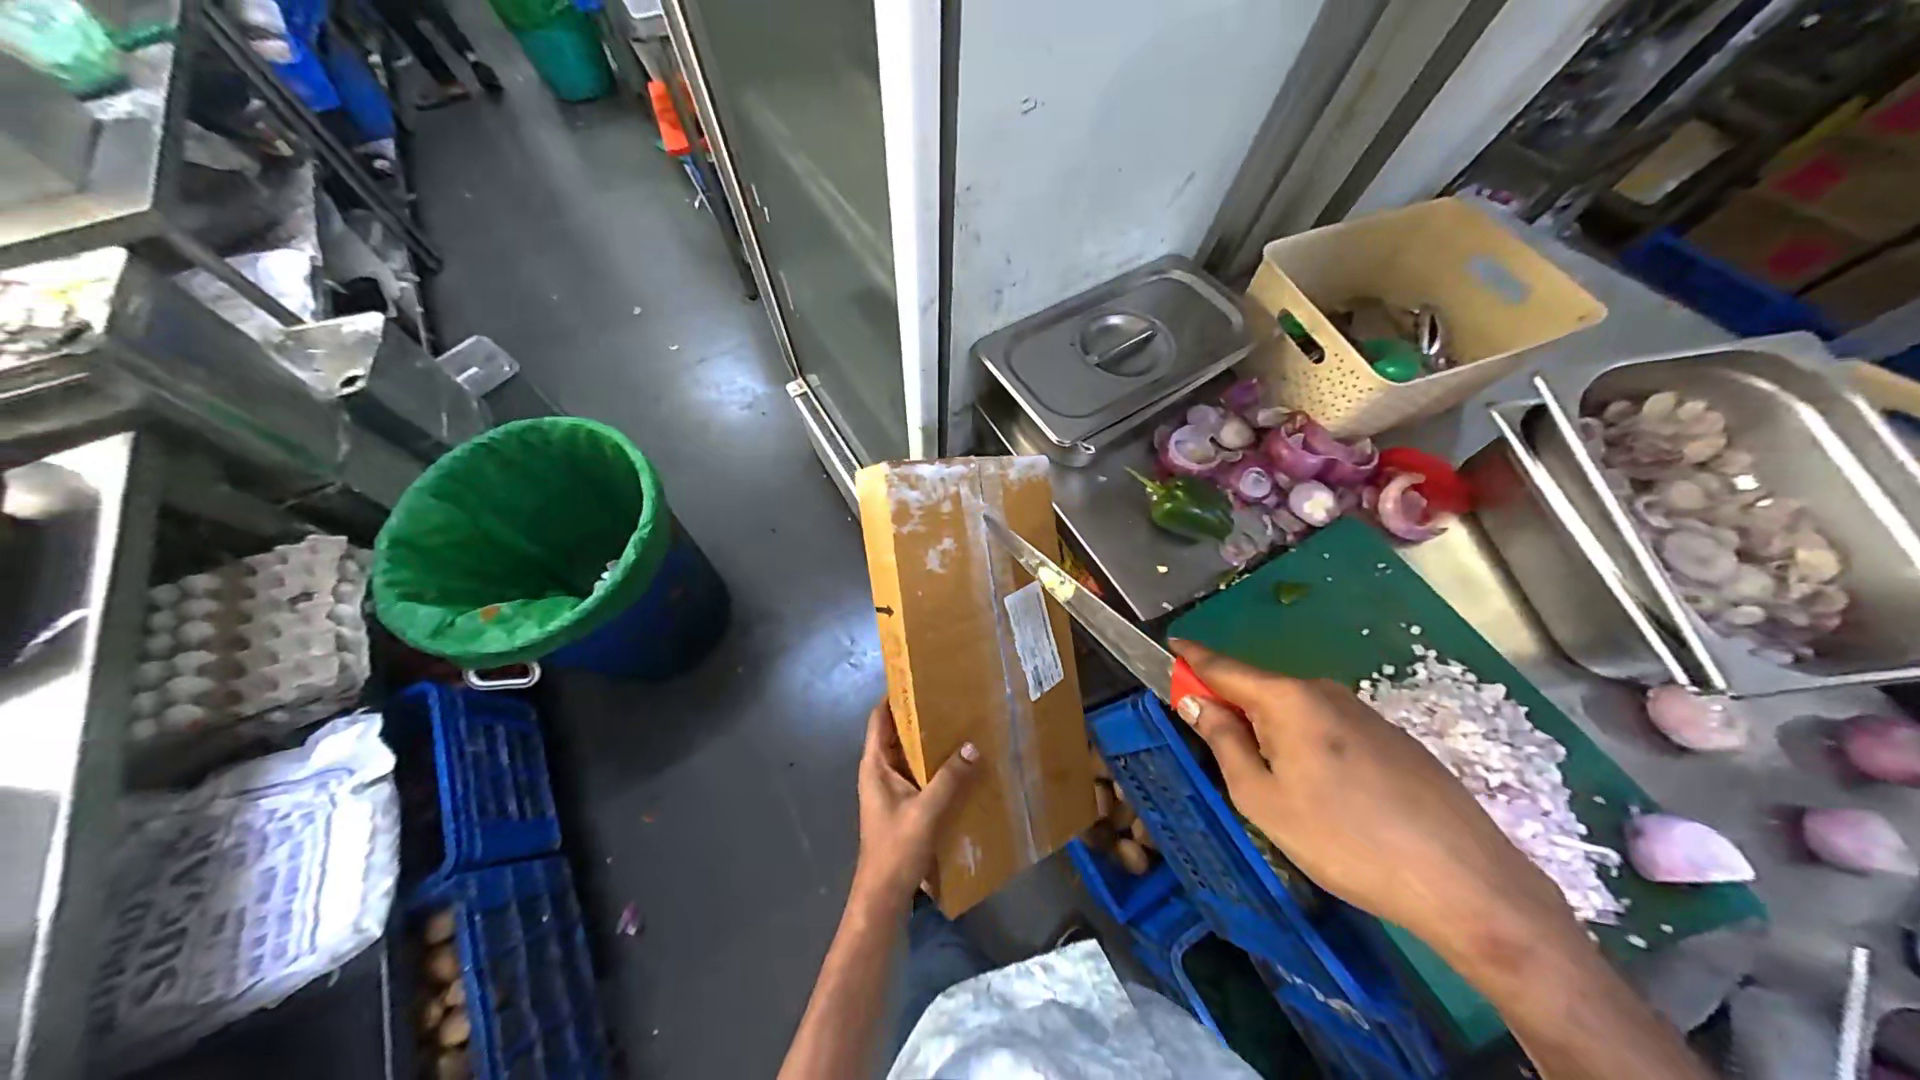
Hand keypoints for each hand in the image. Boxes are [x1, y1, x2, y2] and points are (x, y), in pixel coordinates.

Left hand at [851, 700, 978, 912]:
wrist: (884, 894)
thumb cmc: (896, 848)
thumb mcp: (926, 811)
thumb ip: (950, 778)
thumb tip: (973, 745)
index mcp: (875, 764)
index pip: (880, 718)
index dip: (895, 696)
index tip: (920, 678)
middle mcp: (880, 771)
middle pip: (898, 732)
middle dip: (921, 716)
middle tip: (951, 698)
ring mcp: (891, 788)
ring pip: (910, 754)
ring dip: (931, 742)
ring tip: (962, 724)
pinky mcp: (904, 804)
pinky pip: (920, 773)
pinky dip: (936, 764)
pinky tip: (962, 764)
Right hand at [1168, 640, 1573, 953]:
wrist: (1463, 882)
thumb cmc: (1343, 840)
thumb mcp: (1261, 797)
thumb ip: (1223, 741)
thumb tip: (1196, 701)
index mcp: (1288, 699)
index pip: (1225, 667)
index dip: (1192, 658)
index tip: (1170, 646)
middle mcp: (1326, 692)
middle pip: (1261, 690)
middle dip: (1232, 707)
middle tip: (1219, 752)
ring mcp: (1365, 713)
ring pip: (1297, 713)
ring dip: (1271, 732)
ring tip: (1276, 789)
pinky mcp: (1393, 739)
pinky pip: (1329, 729)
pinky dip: (1307, 746)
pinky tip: (1324, 796)